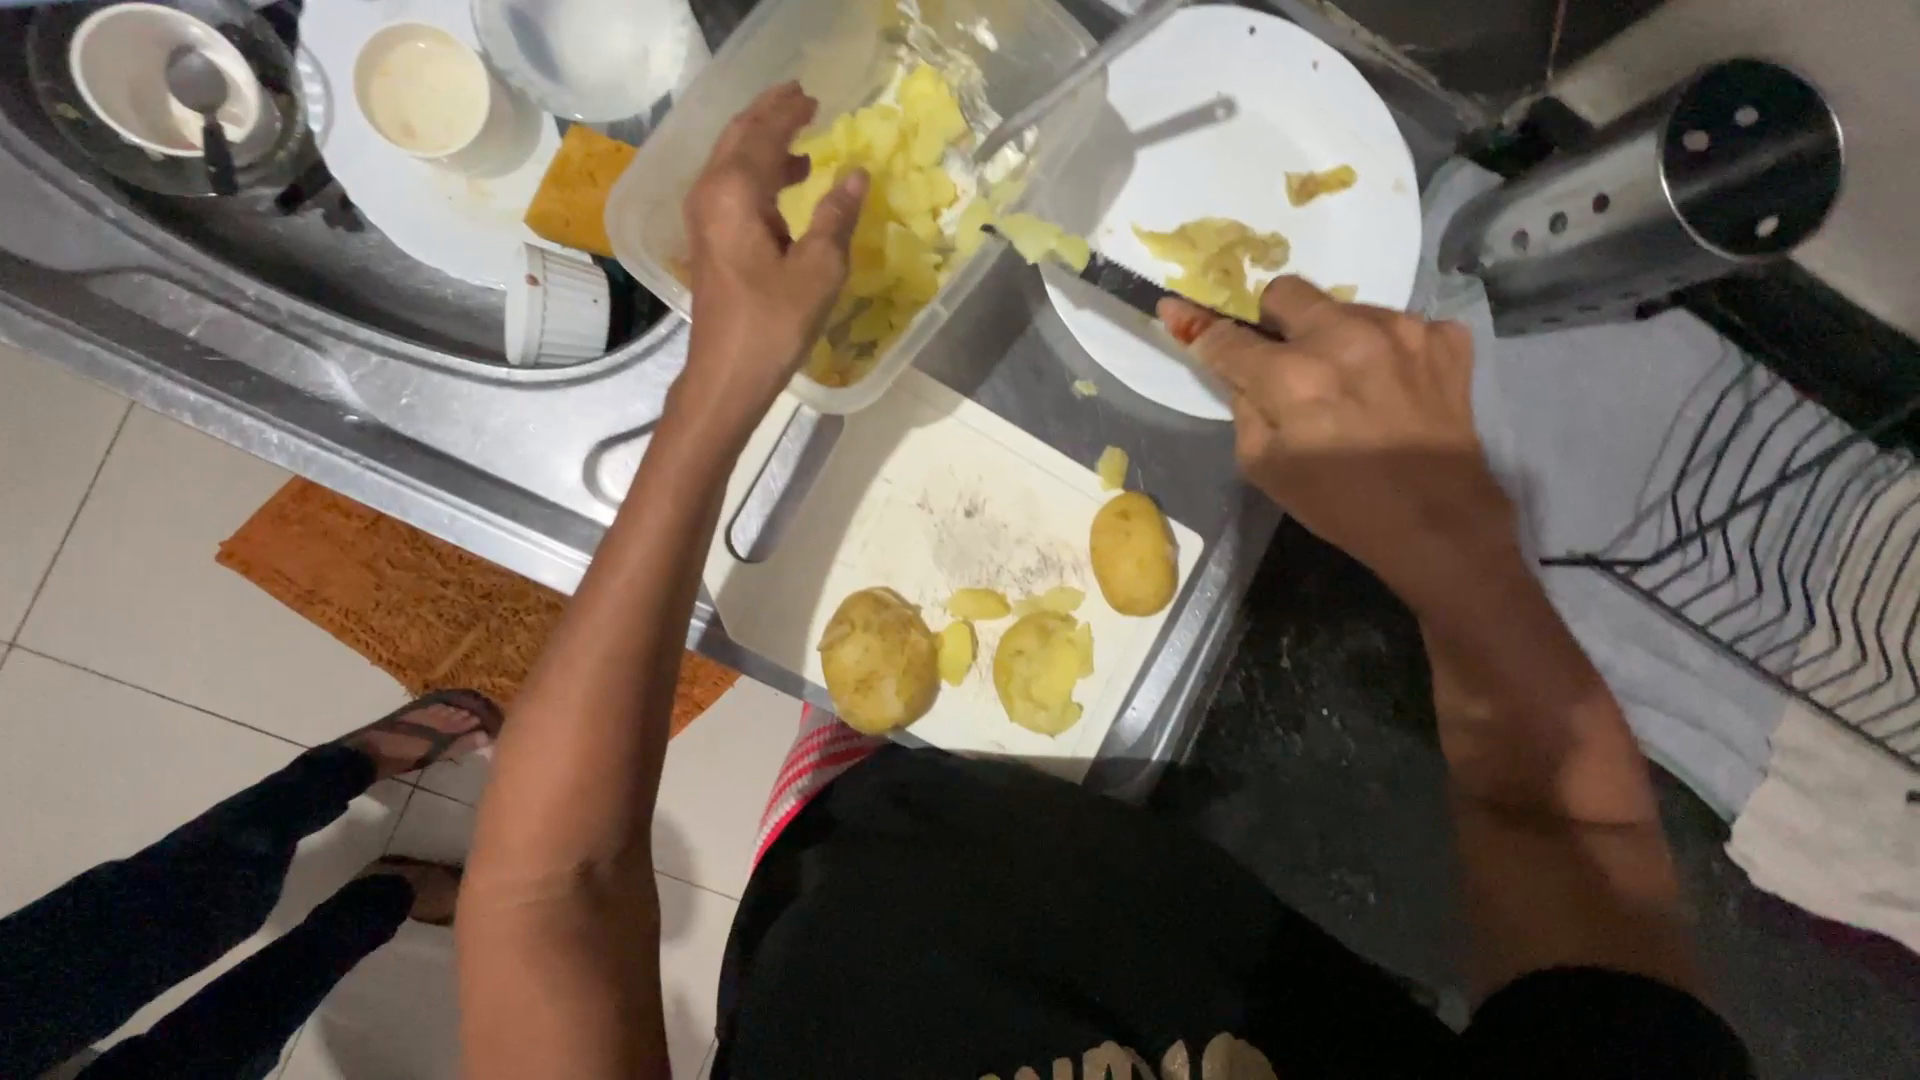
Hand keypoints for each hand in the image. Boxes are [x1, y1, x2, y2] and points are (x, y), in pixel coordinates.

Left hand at [675, 83, 867, 425]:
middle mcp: (711, 194)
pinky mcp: (708, 242)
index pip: (766, 134)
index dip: (791, 113)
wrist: (727, 374)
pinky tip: (783, 188)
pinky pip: (730, 188)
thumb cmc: (774, 324)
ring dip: (763, 145)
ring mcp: (703, 218)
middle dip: (770, 116)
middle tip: (801, 100)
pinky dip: (757, 175)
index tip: (815, 97)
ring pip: (732, 162)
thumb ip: (836, 216)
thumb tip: (855, 175)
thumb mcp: (819, 270)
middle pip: (739, 138)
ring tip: (799, 139)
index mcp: (736, 192)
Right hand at [1161, 278, 1516, 600]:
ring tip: (1345, 382)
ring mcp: (1403, 329)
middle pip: (1287, 291)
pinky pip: (1395, 324)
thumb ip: (1243, 405)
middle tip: (1282, 358)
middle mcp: (1345, 336)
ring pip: (1343, 306)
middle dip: (1272, 319)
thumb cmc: (1337, 502)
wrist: (1436, 520)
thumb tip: (1238, 368)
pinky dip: (1382, 348)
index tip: (1175, 310)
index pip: (1227, 337)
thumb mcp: (1263, 466)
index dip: (1195, 326)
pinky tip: (1387, 385)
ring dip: (1330, 335)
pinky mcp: (1445, 337)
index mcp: (1292, 377)